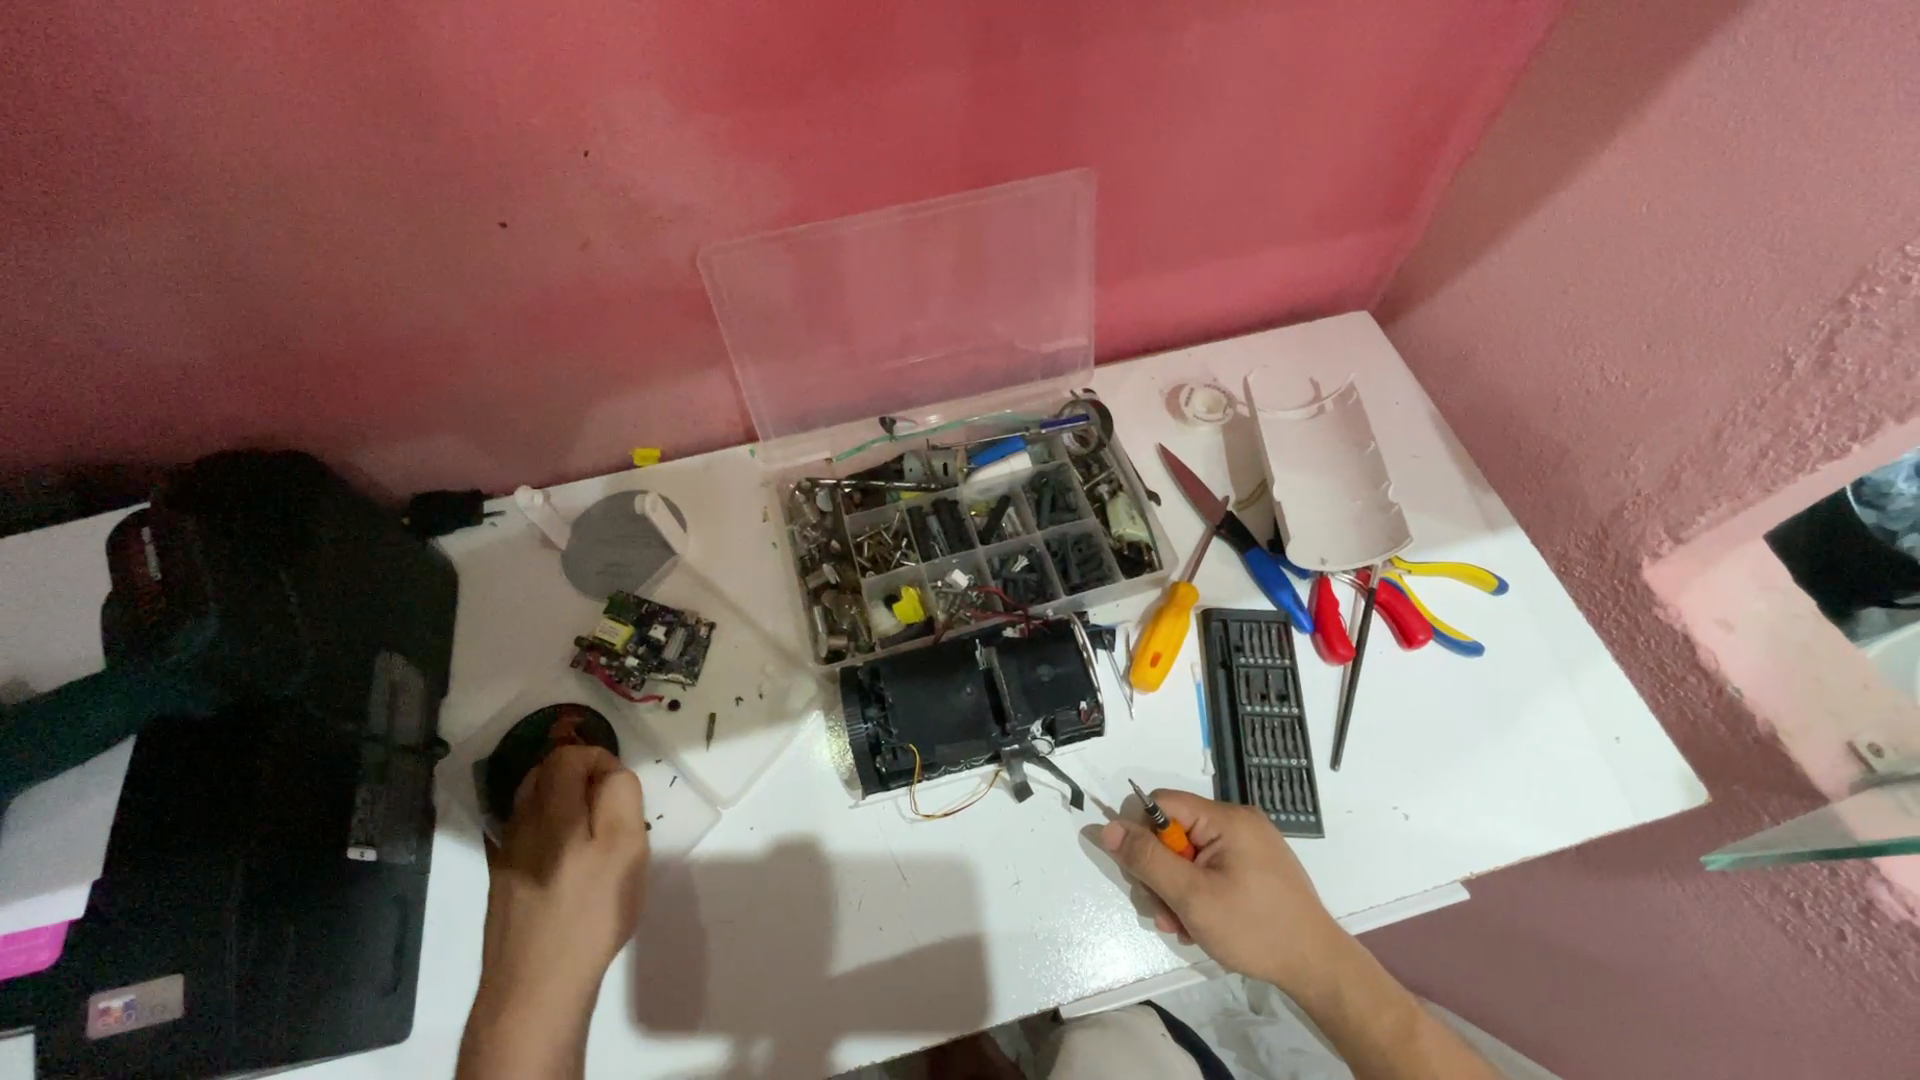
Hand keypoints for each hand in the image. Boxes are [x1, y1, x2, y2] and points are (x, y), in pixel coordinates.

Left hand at [480, 744, 649, 1009]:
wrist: (535, 987)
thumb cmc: (591, 912)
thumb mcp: (625, 846)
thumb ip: (619, 796)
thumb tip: (609, 772)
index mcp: (549, 809)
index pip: (569, 754)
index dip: (600, 759)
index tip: (623, 792)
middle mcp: (520, 823)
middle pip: (546, 774)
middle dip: (582, 777)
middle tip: (614, 811)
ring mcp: (507, 854)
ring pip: (535, 805)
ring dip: (567, 805)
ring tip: (597, 837)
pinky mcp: (505, 882)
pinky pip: (529, 836)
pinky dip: (553, 833)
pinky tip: (572, 865)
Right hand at [1101, 789, 1351, 995]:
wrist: (1317, 967)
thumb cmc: (1254, 928)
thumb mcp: (1191, 896)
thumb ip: (1147, 859)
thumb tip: (1108, 827)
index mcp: (1226, 819)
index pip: (1162, 803)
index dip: (1141, 833)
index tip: (1142, 873)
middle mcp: (1238, 823)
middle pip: (1174, 833)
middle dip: (1161, 873)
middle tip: (1165, 912)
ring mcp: (1249, 846)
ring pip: (1189, 856)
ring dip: (1176, 890)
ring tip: (1184, 926)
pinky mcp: (1255, 868)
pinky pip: (1210, 869)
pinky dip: (1198, 894)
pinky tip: (1201, 924)